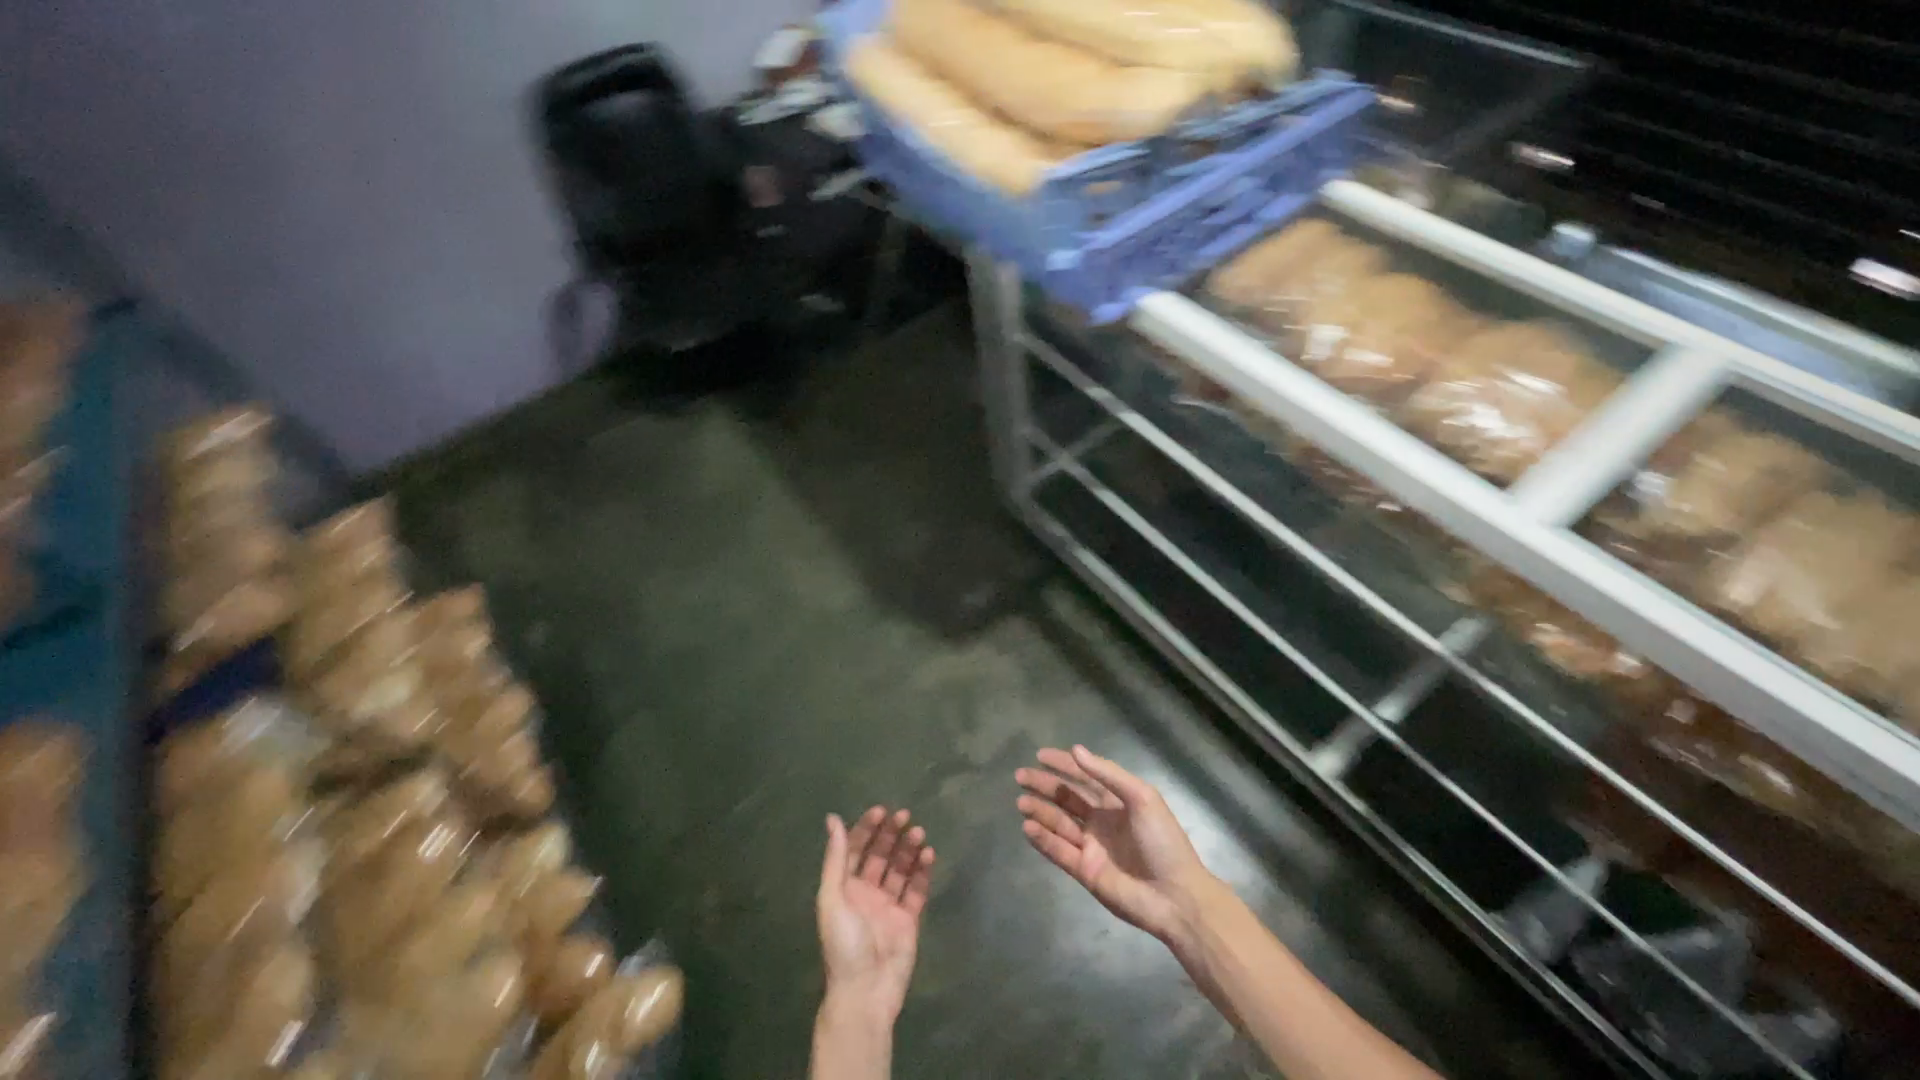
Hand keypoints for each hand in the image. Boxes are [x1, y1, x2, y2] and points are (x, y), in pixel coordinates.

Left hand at [816, 806, 935, 1023]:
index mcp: (843, 888)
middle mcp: (865, 893)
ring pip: (900, 869)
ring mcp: (888, 905)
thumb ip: (835, 859)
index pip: (854, 850)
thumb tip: (832, 819)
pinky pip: (916, 889)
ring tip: (918, 832)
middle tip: (904, 816)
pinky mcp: (909, 919)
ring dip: (908, 849)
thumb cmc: (843, 945)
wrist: (865, 991)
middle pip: (879, 855)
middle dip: (890, 834)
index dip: (866, 829)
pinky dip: (922, 871)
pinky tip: (929, 854)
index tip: (881, 811)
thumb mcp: (831, 899)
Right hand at [1016, 745, 1214, 947]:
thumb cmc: (1163, 841)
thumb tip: (1076, 750)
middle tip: (1020, 775)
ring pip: (1059, 823)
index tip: (1040, 755)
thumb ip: (1108, 774)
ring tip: (1021, 801)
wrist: (1175, 896)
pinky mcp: (1084, 871)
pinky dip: (1043, 839)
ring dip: (1040, 810)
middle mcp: (1102, 821)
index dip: (1064, 765)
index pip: (1085, 778)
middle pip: (1067, 798)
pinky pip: (1058, 851)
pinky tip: (1028, 826)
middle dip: (1044, 786)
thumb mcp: (1143, 798)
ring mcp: (1092, 847)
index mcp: (1118, 802)